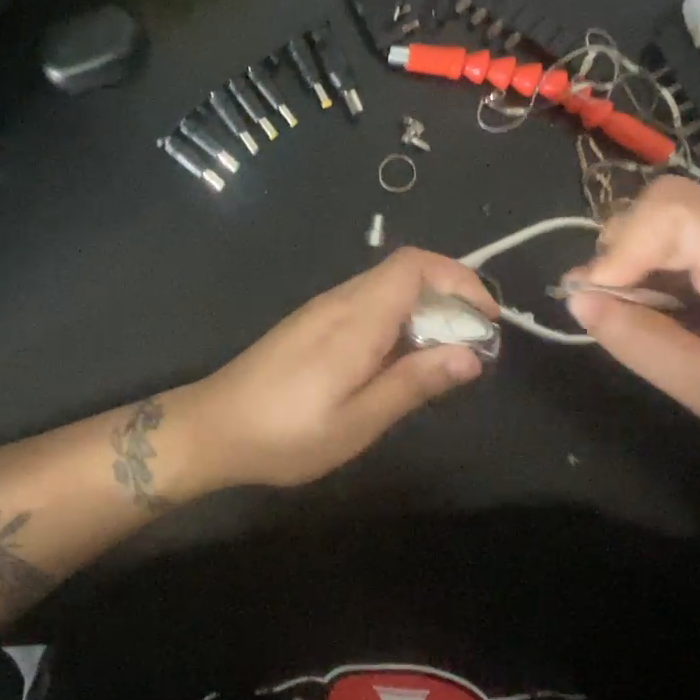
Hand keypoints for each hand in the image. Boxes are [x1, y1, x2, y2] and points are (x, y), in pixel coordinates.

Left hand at [190, 248, 494, 488]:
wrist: (212, 429)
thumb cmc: (285, 434)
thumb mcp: (357, 422)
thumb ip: (412, 383)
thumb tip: (470, 354)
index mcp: (354, 320)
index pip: (413, 265)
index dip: (459, 279)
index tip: (487, 320)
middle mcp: (337, 303)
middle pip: (402, 272)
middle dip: (448, 297)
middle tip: (471, 347)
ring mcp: (318, 312)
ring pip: (383, 289)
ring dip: (421, 312)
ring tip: (440, 360)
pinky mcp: (307, 326)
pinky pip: (362, 307)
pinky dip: (393, 322)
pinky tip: (394, 365)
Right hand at [565, 178, 699, 514]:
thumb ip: (653, 350)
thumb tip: (577, 299)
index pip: (674, 209)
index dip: (620, 246)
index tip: (597, 304)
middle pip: (673, 209)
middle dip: (624, 258)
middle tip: (616, 323)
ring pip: (682, 227)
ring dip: (645, 273)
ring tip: (651, 334)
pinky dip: (671, 280)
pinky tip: (684, 328)